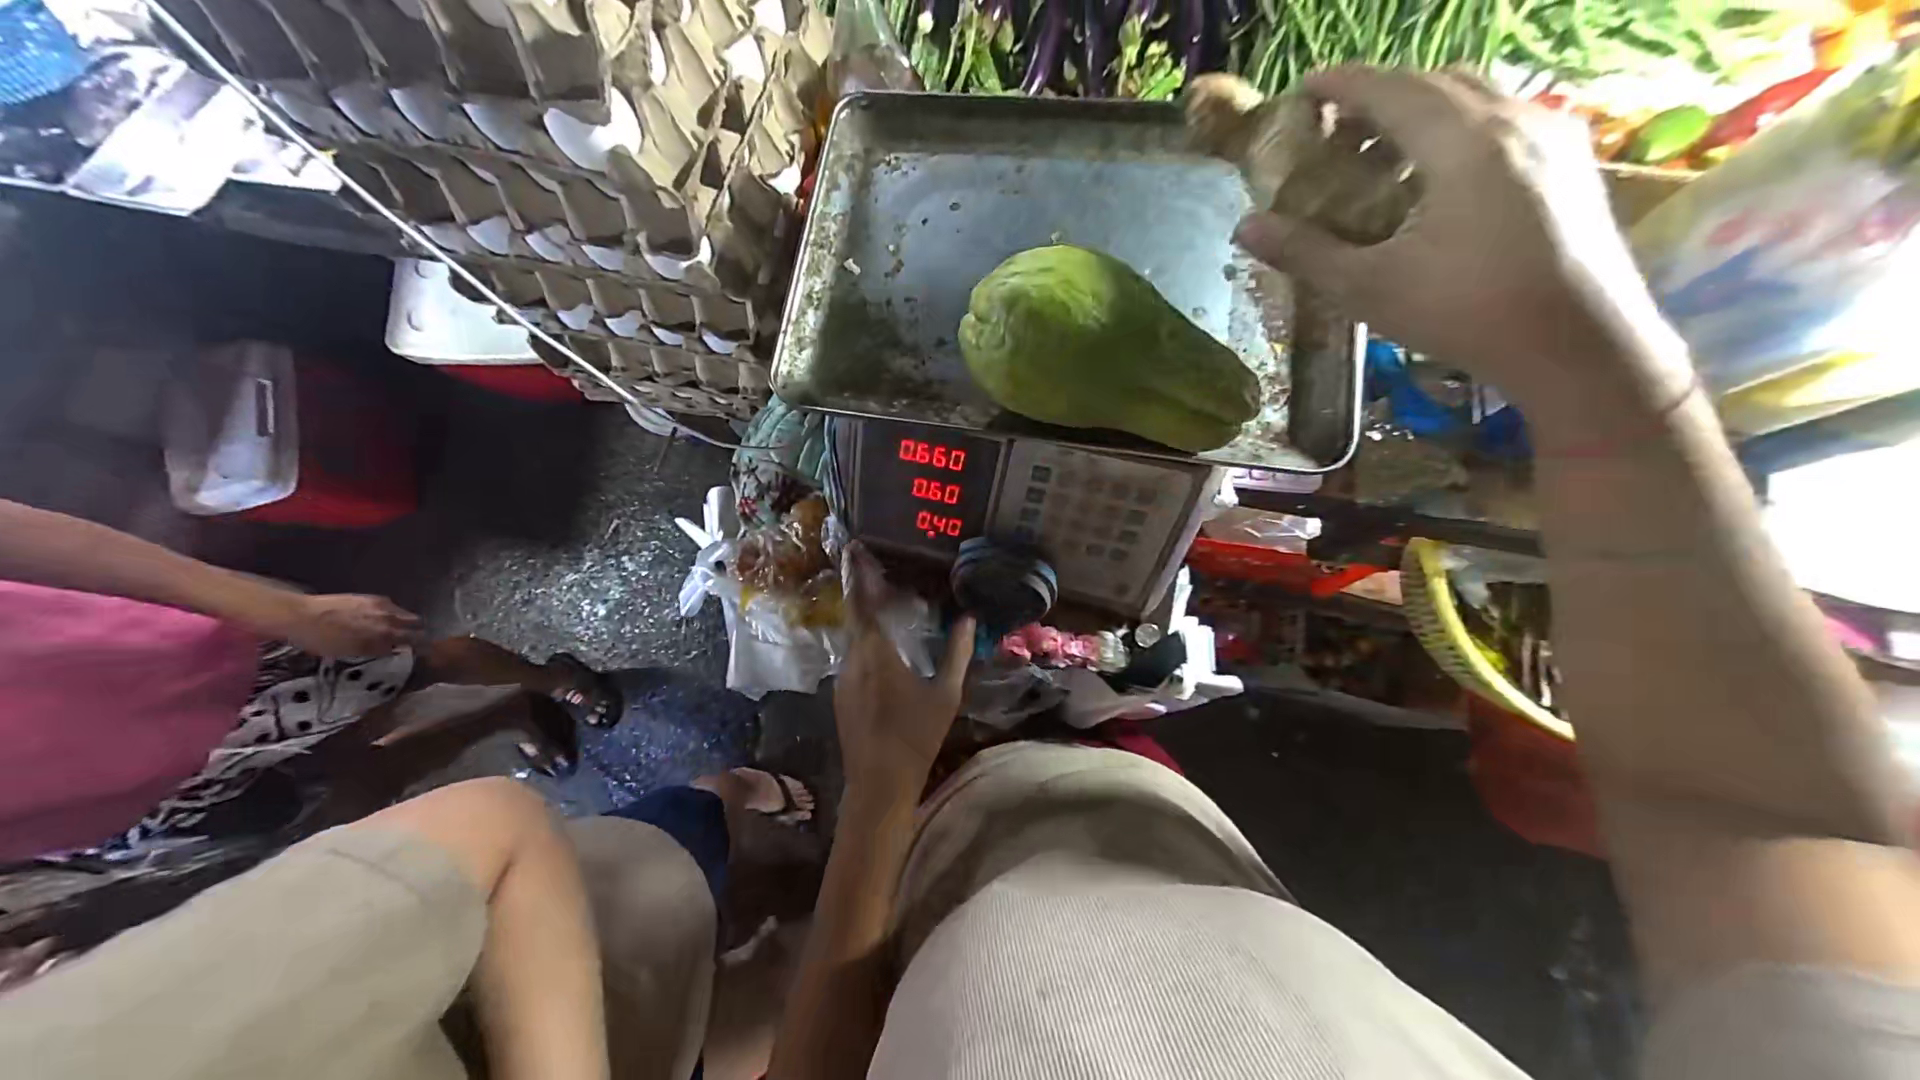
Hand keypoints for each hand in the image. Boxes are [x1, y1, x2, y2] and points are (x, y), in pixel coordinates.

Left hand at [270, 593, 422, 656]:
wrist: (299, 615)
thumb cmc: (321, 639)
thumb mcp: (349, 651)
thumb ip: (375, 649)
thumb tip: (394, 649)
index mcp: (385, 634)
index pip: (414, 639)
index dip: (418, 645)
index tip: (417, 650)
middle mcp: (389, 618)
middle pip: (416, 623)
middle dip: (416, 630)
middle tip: (409, 638)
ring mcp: (381, 605)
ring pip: (404, 613)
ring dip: (404, 620)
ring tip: (394, 628)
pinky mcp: (372, 598)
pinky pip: (391, 606)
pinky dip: (390, 613)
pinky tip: (378, 617)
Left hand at [833, 546, 975, 808]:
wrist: (878, 783)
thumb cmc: (916, 736)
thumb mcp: (946, 694)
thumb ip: (958, 653)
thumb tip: (969, 619)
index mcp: (876, 652)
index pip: (862, 601)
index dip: (859, 572)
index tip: (855, 546)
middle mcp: (852, 658)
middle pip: (854, 613)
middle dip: (862, 587)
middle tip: (874, 564)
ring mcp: (842, 677)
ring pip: (852, 636)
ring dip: (865, 616)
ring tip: (883, 600)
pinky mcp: (841, 694)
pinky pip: (852, 655)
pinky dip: (864, 641)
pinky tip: (882, 647)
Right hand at [1233, 67, 1690, 412]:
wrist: (1576, 347)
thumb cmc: (1464, 313)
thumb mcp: (1369, 288)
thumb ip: (1305, 252)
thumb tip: (1245, 227)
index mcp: (1465, 143)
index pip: (1393, 90)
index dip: (1344, 85)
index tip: (1305, 87)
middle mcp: (1516, 121)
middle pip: (1438, 83)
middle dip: (1381, 97)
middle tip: (1335, 128)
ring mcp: (1553, 138)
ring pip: (1476, 100)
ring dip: (1420, 115)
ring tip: (1377, 158)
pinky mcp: (1568, 165)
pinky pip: (1502, 124)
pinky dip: (1456, 133)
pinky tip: (1432, 180)